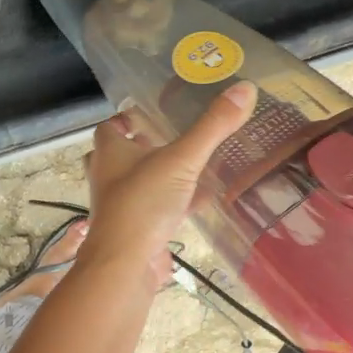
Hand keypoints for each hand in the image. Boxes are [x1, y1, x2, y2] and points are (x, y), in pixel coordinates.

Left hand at [81, 81, 257, 287]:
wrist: (125, 263)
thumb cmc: (143, 203)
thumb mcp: (182, 159)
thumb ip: (212, 127)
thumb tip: (244, 88)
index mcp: (109, 153)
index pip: (109, 127)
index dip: (125, 119)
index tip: (148, 113)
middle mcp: (107, 177)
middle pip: (118, 155)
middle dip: (140, 147)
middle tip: (167, 139)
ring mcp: (118, 206)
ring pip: (136, 184)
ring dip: (158, 175)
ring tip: (189, 165)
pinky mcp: (134, 230)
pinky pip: (154, 209)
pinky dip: (174, 203)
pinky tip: (201, 200)